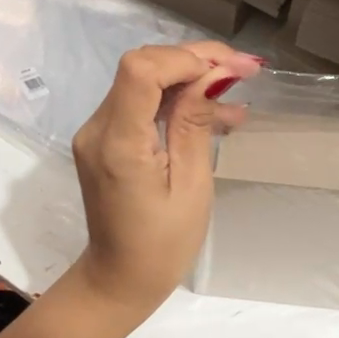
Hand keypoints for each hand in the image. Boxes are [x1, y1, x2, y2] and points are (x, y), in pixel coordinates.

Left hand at [62, 42, 260, 320]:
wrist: (120, 278)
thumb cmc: (163, 245)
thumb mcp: (192, 185)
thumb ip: (196, 123)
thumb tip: (213, 74)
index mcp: (119, 144)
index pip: (141, 70)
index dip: (187, 59)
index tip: (232, 70)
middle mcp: (97, 130)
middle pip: (141, 67)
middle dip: (193, 62)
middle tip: (243, 72)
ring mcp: (95, 133)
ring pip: (140, 81)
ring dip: (187, 79)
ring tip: (235, 96)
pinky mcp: (102, 140)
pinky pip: (137, 104)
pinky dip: (173, 100)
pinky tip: (213, 112)